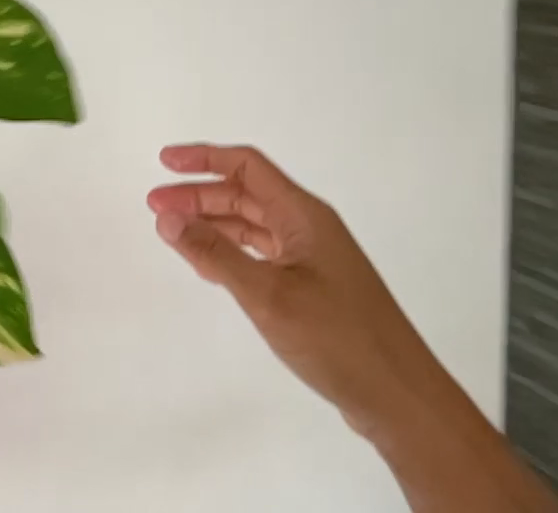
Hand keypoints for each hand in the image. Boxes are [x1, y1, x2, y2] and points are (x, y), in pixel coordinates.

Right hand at [148, 144, 456, 441]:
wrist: (400, 400)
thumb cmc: (338, 339)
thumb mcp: (266, 294)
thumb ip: (214, 253)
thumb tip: (167, 217)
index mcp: (304, 215)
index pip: (247, 166)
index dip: (203, 158)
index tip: (164, 162)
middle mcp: (308, 227)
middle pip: (245, 194)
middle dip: (198, 195)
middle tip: (157, 207)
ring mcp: (312, 257)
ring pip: (251, 224)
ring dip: (211, 223)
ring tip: (174, 234)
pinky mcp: (312, 286)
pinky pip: (261, 252)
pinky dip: (230, 251)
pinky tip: (209, 265)